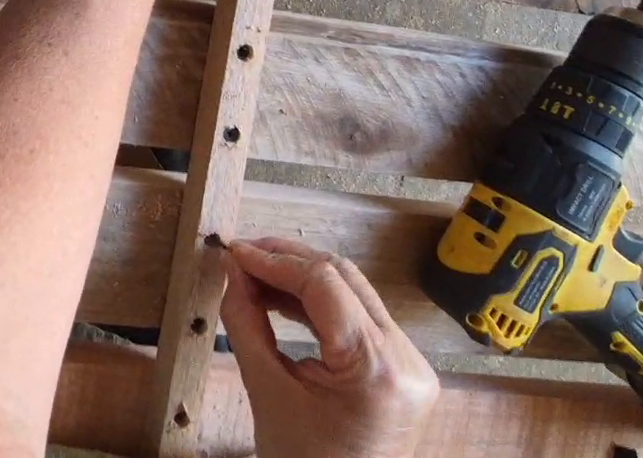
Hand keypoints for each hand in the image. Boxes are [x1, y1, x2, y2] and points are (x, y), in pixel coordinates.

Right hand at [222, 238, 439, 457]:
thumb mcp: (266, 390)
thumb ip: (246, 320)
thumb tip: (232, 269)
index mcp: (377, 368)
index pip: (323, 284)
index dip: (274, 260)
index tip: (233, 252)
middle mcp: (405, 357)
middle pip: (343, 277)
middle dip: (287, 259)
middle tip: (242, 256)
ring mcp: (411, 361)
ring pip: (352, 289)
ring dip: (301, 276)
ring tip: (255, 275)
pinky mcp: (403, 366)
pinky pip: (358, 313)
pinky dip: (318, 300)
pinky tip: (281, 298)